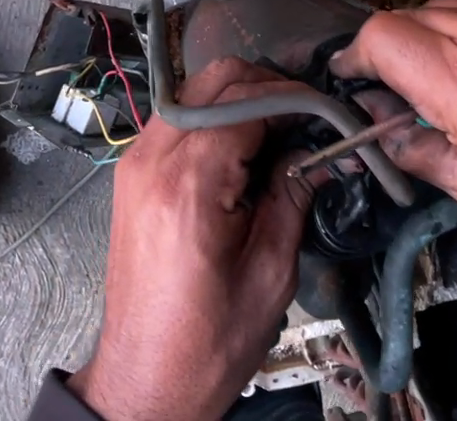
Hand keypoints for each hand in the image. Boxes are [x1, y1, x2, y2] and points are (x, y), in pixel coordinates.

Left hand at [68, 58, 315, 420]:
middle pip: (216, 79)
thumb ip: (292, 196)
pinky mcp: (130, 171)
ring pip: (194, 90)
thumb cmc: (209, 339)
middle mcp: (153, 158)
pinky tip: (241, 143)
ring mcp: (135, 161)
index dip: (293, 100)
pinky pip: (177, 115)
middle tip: (306, 115)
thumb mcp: (270, 273)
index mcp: (189, 183)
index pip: (247, 102)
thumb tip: (320, 151)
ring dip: (239, 95)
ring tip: (279, 127)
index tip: (326, 112)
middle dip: (267, 87)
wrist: (143, 376)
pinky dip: (213, 113)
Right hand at [332, 0, 456, 312]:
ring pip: (435, 5)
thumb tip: (378, 123)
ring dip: (425, 37)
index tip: (353, 75)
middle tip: (402, 89)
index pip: (382, 38)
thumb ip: (416, 152)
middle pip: (402, 17)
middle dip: (390, 52)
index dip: (356, 56)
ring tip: (449, 77)